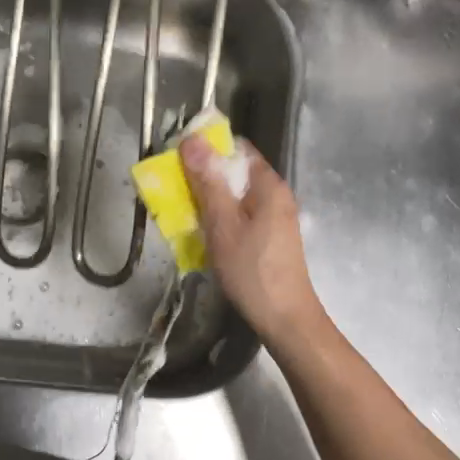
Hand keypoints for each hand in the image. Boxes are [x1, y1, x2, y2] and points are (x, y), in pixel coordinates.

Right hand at [180, 135, 326, 344]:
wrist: (285, 319)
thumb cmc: (252, 271)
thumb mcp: (223, 225)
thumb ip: (208, 182)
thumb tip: (192, 140)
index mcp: (269, 185)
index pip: (237, 149)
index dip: (207, 149)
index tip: (177, 160)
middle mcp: (276, 196)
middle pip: (235, 173)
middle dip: (204, 178)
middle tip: (173, 190)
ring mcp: (275, 219)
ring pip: (236, 198)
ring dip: (209, 202)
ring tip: (183, 214)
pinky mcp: (270, 239)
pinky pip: (241, 218)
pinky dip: (221, 221)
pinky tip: (204, 236)